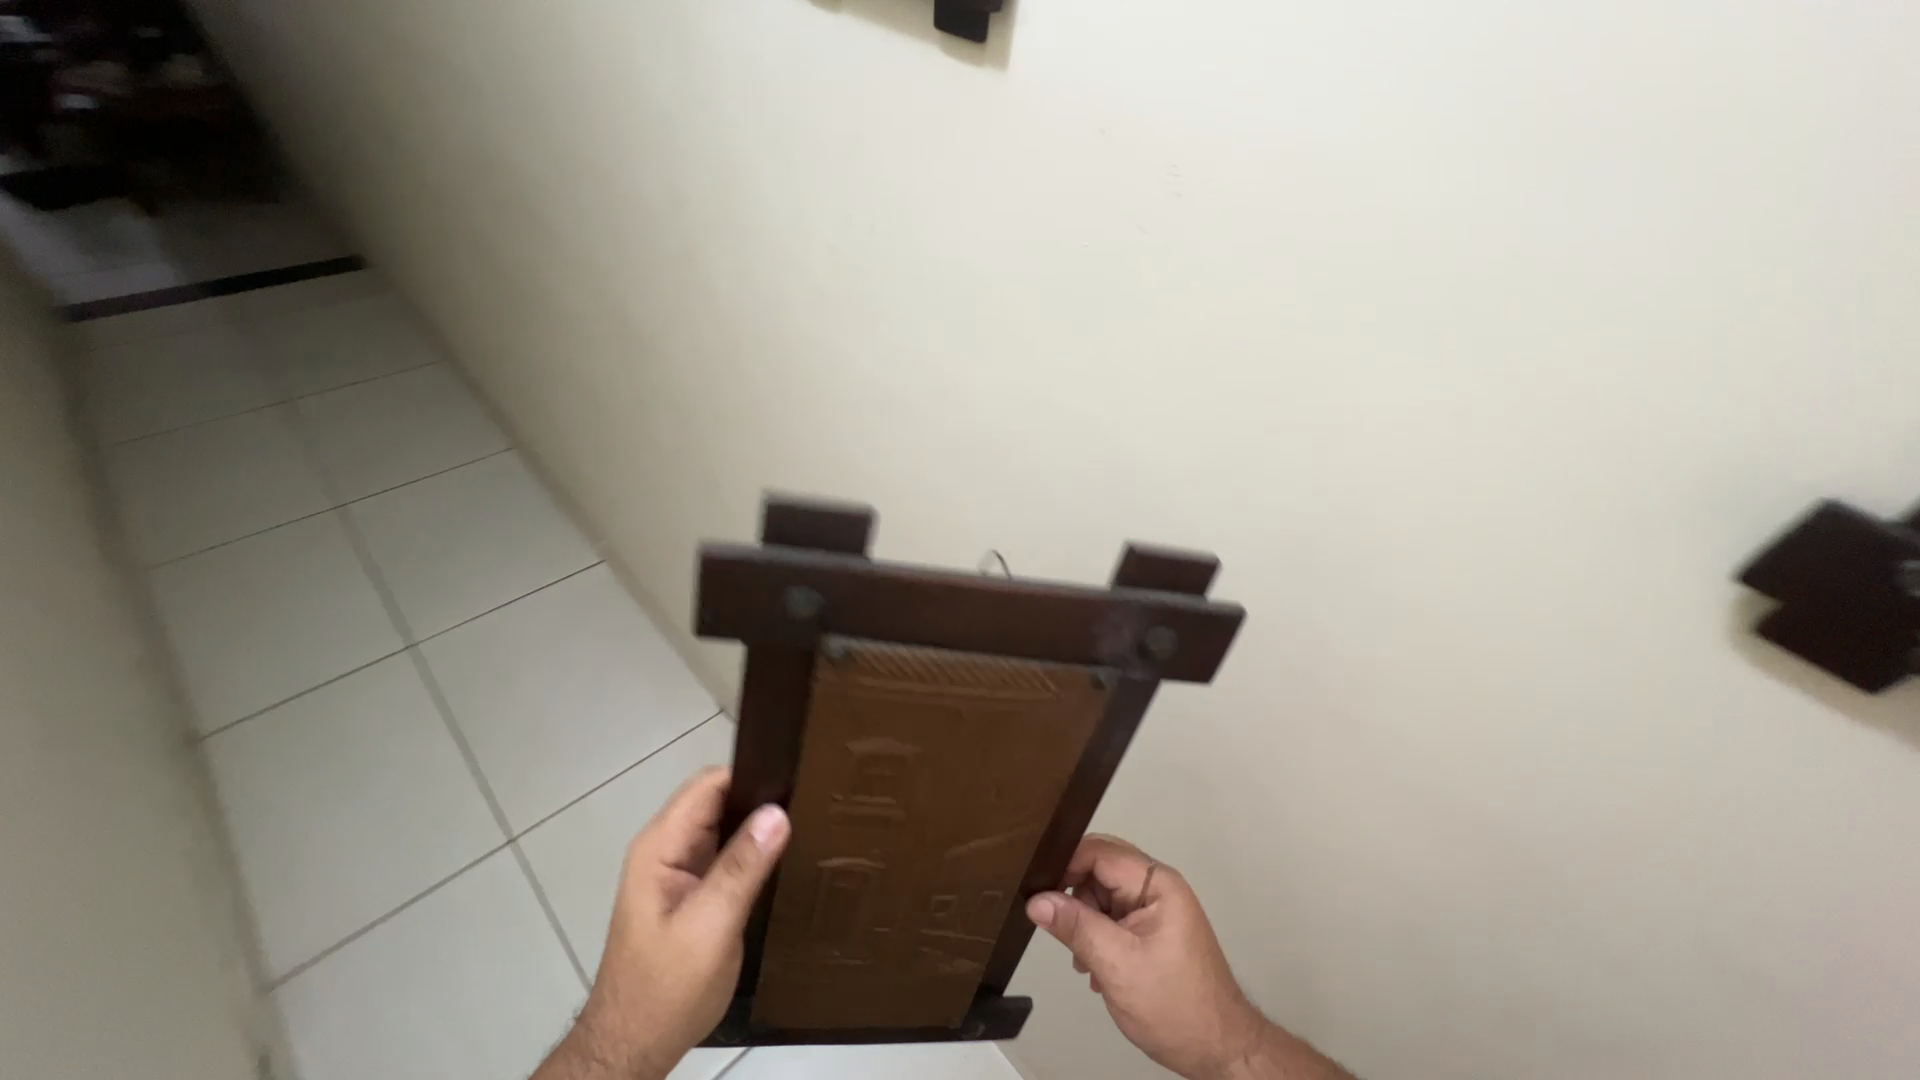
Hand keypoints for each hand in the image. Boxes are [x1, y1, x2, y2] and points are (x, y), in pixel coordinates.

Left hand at [554, 768, 789, 1079]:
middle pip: (718, 800)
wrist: (635, 1046)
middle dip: (761, 796)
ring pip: (726, 825)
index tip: (798, 778)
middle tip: (813, 800)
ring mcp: (680, 870)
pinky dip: (755, 849)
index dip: (751, 775)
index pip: (708, 785)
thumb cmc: (666, 988)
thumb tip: (778, 811)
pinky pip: (728, 853)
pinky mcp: (695, 891)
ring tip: (811, 820)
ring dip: (760, 823)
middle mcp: (668, 848)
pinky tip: (789, 854)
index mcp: (661, 847)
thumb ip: (742, 868)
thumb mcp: (709, 927)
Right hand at [1026, 835, 1352, 1079]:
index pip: (1100, 852)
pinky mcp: (1151, 929)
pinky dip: (1096, 935)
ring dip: (1084, 921)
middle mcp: (1157, 887)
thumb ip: (1076, 927)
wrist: (1217, 1050)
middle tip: (1061, 929)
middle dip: (1075, 897)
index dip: (1067, 866)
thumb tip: (1036, 900)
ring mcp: (1155, 908)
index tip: (1040, 892)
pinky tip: (1094, 966)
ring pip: (1102, 894)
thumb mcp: (1117, 965)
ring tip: (1083, 959)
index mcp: (1157, 883)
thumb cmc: (1177, 1007)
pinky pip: (1111, 915)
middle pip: (1099, 870)